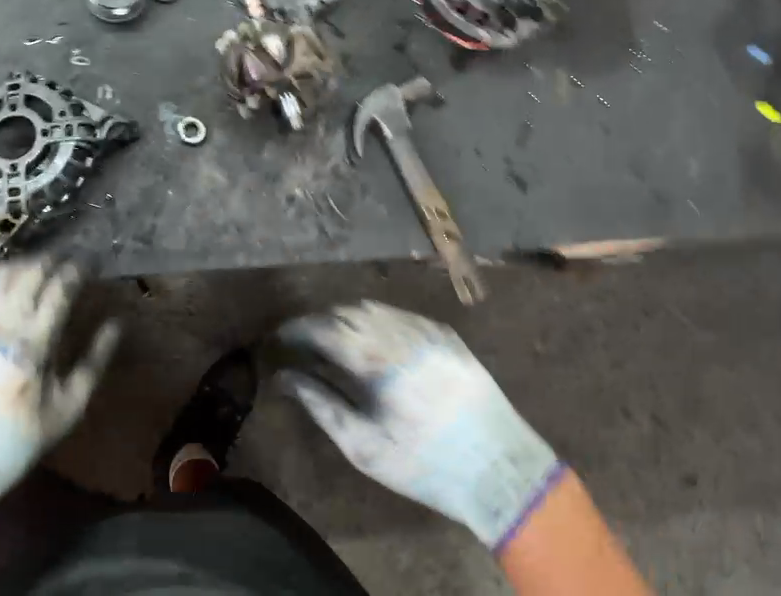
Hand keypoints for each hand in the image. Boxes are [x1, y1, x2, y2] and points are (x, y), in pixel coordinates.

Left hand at [0, 257, 120, 515]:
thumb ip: (94, 361)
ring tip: (42, 268)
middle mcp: (4, 323)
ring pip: (4, 274)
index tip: (89, 264)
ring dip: (26, 265)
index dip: (77, 270)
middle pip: (31, 272)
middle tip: (68, 261)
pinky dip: (2, 282)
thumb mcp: (68, 408)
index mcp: (35, 343)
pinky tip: (13, 288)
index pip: (60, 288)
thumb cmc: (18, 438)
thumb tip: (116, 325)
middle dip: (53, 260)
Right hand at [279, 301, 563, 549]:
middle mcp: (402, 334)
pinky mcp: (447, 336)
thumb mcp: (363, 445)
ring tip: (332, 343)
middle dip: (319, 323)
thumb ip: (320, 404)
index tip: (279, 339)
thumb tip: (284, 378)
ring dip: (347, 320)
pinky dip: (376, 322)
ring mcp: (428, 331)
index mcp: (378, 360)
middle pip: (347, 312)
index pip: (324, 327)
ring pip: (374, 309)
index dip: (296, 329)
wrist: (501, 471)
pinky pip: (400, 316)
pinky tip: (371, 344)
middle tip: (302, 343)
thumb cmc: (424, 465)